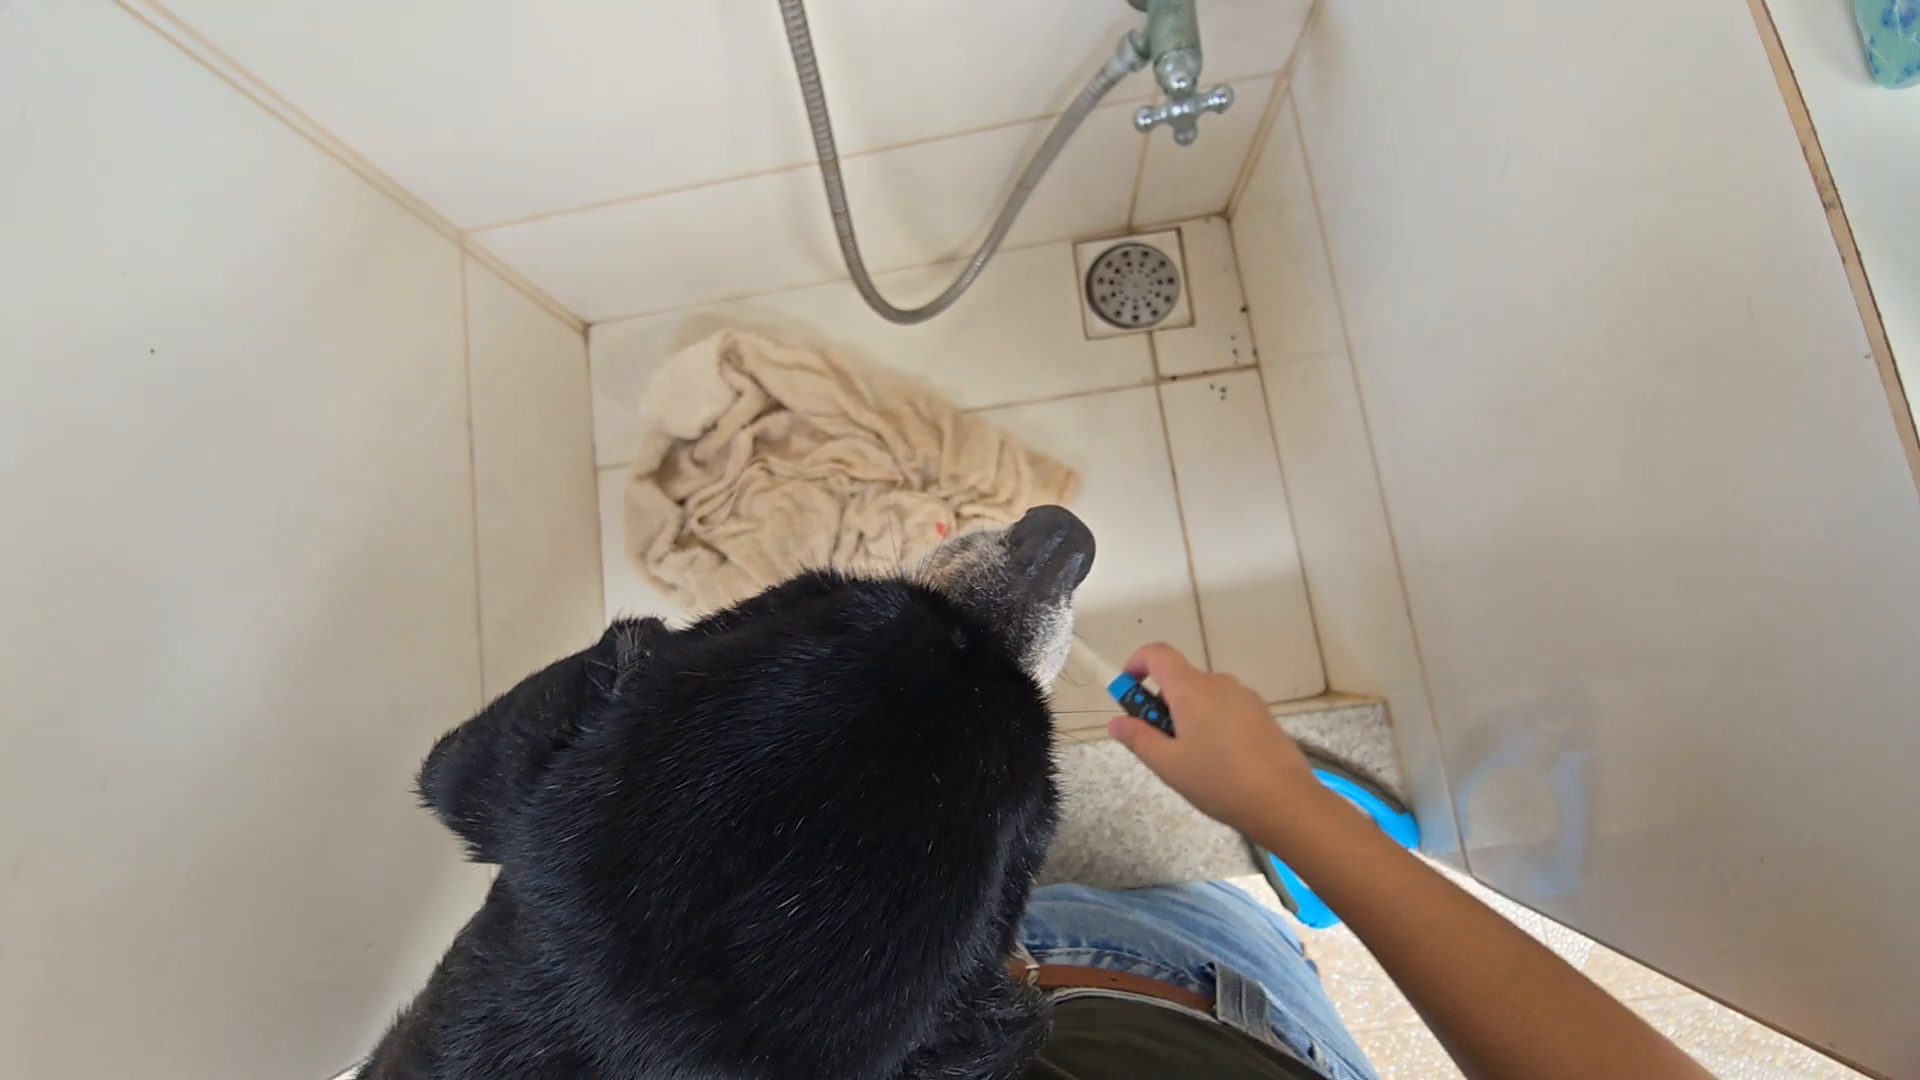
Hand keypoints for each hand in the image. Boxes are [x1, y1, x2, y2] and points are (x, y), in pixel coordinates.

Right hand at [1106, 643, 1322, 835]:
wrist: (1287, 803)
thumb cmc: (1220, 781)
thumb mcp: (1168, 765)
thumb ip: (1138, 738)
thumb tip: (1115, 722)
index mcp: (1191, 689)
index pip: (1157, 654)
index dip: (1136, 664)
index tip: (1128, 690)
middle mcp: (1218, 683)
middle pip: (1179, 679)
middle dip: (1161, 703)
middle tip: (1159, 743)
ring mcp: (1245, 697)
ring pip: (1203, 696)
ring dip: (1187, 716)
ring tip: (1192, 760)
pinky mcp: (1263, 715)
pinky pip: (1226, 708)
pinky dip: (1212, 723)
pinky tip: (1221, 762)